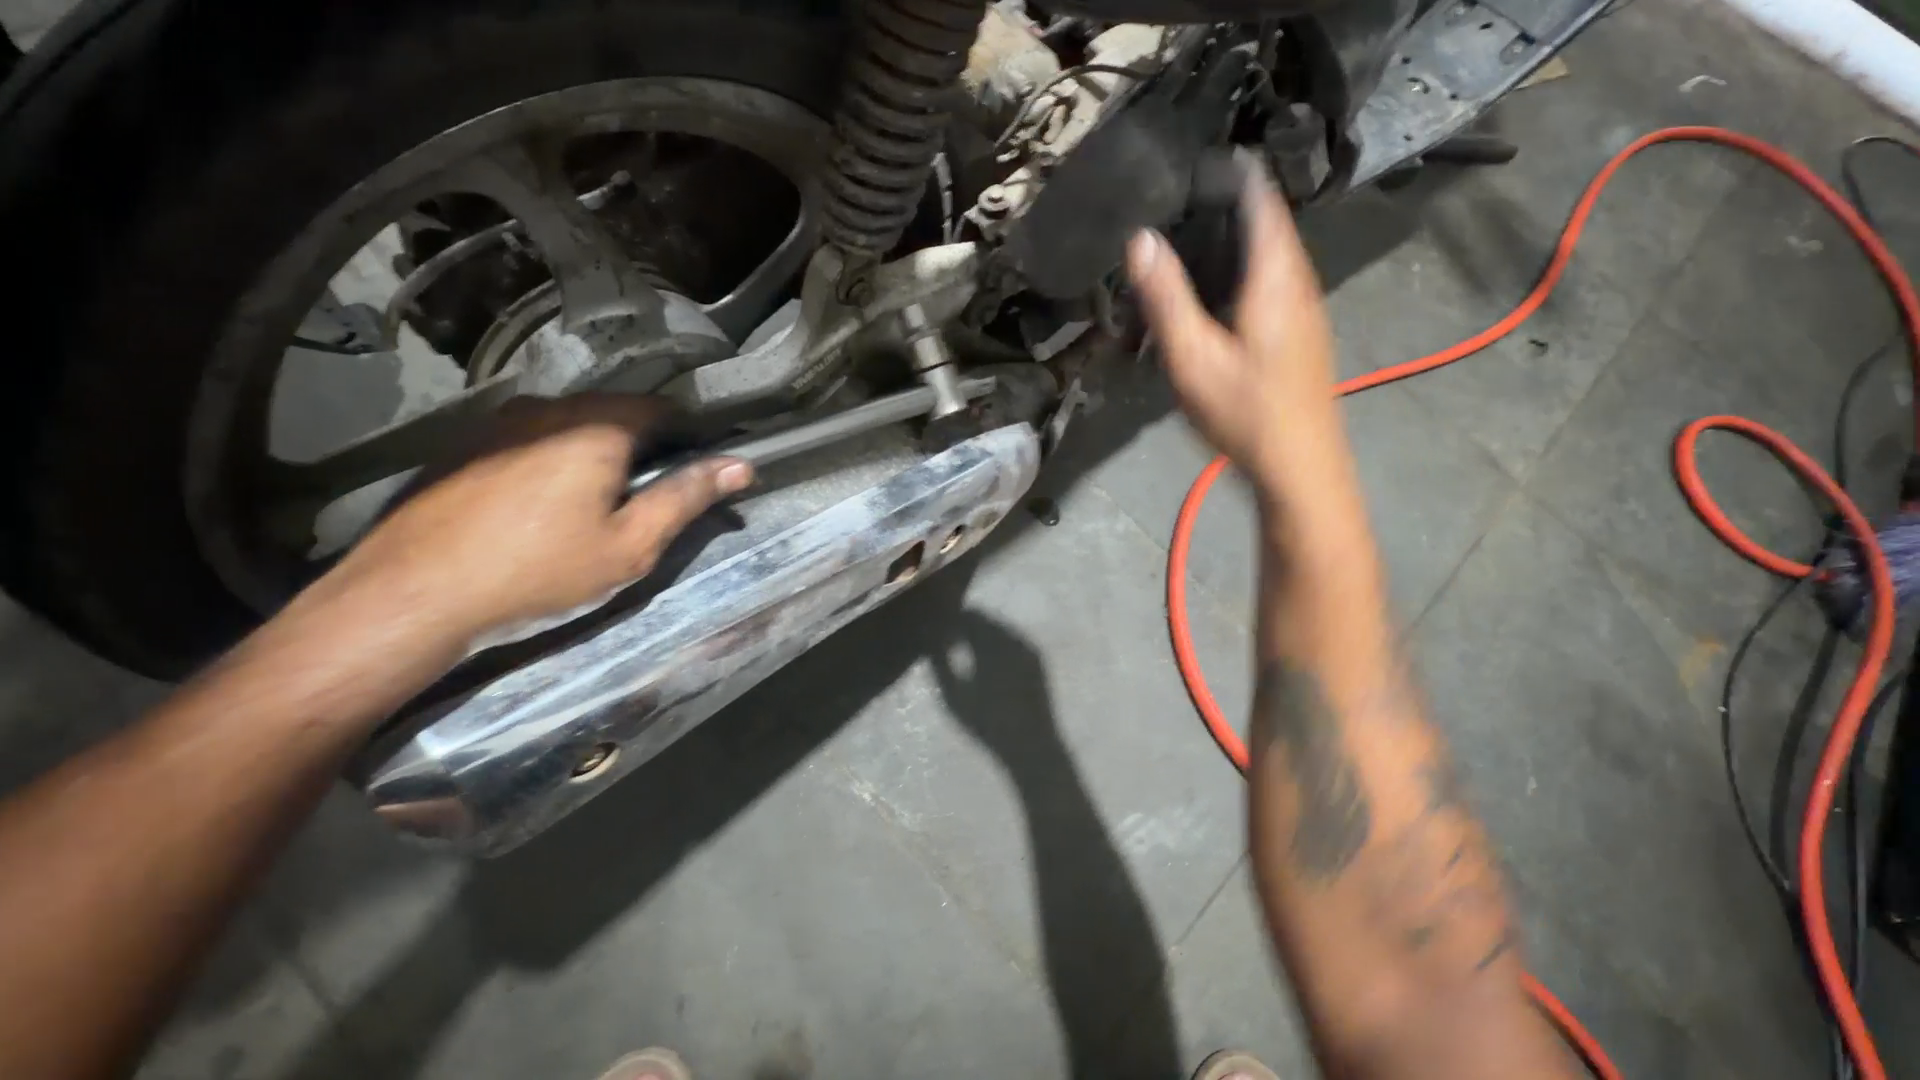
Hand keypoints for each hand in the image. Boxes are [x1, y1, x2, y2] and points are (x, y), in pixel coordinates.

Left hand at [303, 394, 751, 654]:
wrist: (416, 590)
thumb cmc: (539, 570)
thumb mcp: (629, 545)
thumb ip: (686, 498)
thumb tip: (740, 465)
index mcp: (598, 427)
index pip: (664, 409)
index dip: (691, 436)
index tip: (701, 469)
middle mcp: (550, 408)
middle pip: (616, 414)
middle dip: (644, 445)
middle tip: (651, 495)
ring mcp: (500, 421)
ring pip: (570, 425)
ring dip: (596, 453)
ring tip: (598, 502)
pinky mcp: (466, 443)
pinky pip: (530, 439)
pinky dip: (553, 460)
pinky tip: (542, 506)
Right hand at [1126, 165, 1340, 485]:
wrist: (1300, 467)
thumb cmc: (1245, 411)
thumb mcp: (1192, 357)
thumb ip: (1166, 297)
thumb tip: (1140, 239)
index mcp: (1275, 275)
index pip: (1262, 199)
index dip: (1234, 171)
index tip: (1197, 157)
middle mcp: (1299, 282)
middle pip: (1267, 224)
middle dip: (1228, 204)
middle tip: (1180, 196)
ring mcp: (1306, 309)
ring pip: (1271, 255)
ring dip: (1236, 241)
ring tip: (1191, 236)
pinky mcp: (1302, 334)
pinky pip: (1272, 282)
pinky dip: (1244, 271)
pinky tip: (1217, 292)